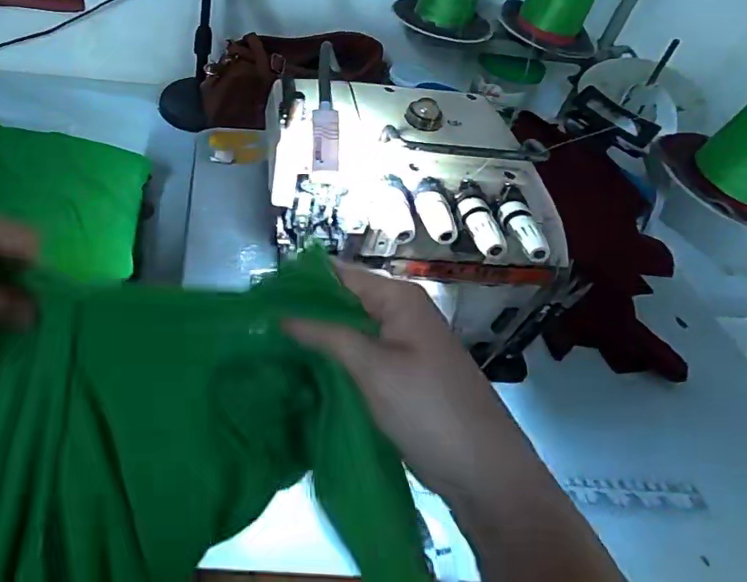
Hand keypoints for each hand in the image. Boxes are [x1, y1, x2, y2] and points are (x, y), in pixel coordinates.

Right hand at [283, 262, 554, 508]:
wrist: (485, 472)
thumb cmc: (428, 410)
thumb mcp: (372, 369)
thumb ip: (326, 336)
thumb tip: (281, 315)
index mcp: (399, 298)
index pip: (342, 274)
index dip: (303, 280)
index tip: (262, 293)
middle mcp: (402, 312)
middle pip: (346, 300)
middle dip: (308, 310)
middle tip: (261, 323)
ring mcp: (405, 343)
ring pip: (353, 330)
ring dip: (321, 337)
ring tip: (274, 344)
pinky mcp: (404, 373)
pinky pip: (363, 355)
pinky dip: (338, 359)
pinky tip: (308, 370)